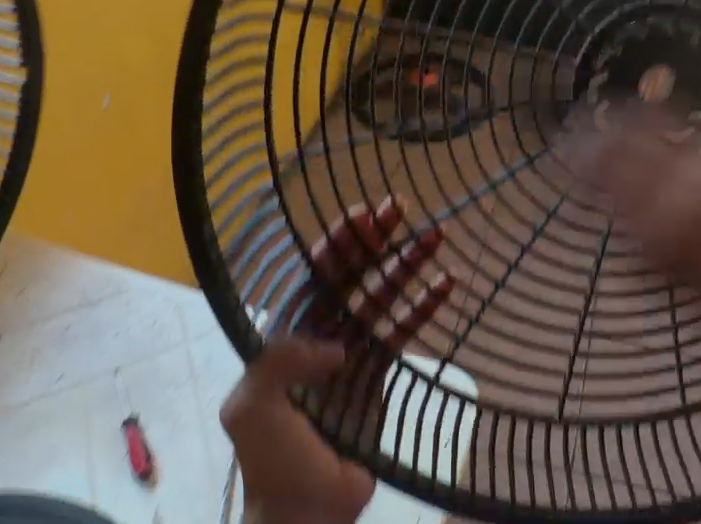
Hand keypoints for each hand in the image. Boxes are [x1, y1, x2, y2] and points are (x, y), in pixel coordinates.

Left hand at [221, 197, 454, 523]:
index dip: (338, 243)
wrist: (305, 512)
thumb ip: (280, 360)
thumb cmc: (274, 459)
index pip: (313, 276)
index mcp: (285, 337)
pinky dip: (424, 306)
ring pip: (382, 296)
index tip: (365, 214)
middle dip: (374, 241)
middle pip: (351, 275)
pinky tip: (447, 284)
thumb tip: (335, 343)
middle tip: (402, 207)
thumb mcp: (253, 407)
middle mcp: (318, 335)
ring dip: (406, 265)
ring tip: (436, 236)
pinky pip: (404, 330)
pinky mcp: (380, 373)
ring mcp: (352, 351)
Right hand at [571, 104, 700, 342]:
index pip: (613, 184)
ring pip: (660, 136)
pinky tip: (654, 112)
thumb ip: (646, 244)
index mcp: (666, 220)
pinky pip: (692, 135)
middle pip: (630, 152)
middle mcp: (685, 186)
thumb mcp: (680, 280)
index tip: (565, 156)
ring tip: (607, 108)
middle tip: (575, 127)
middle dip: (599, 138)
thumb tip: (620, 218)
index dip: (585, 167)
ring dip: (628, 121)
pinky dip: (666, 122)